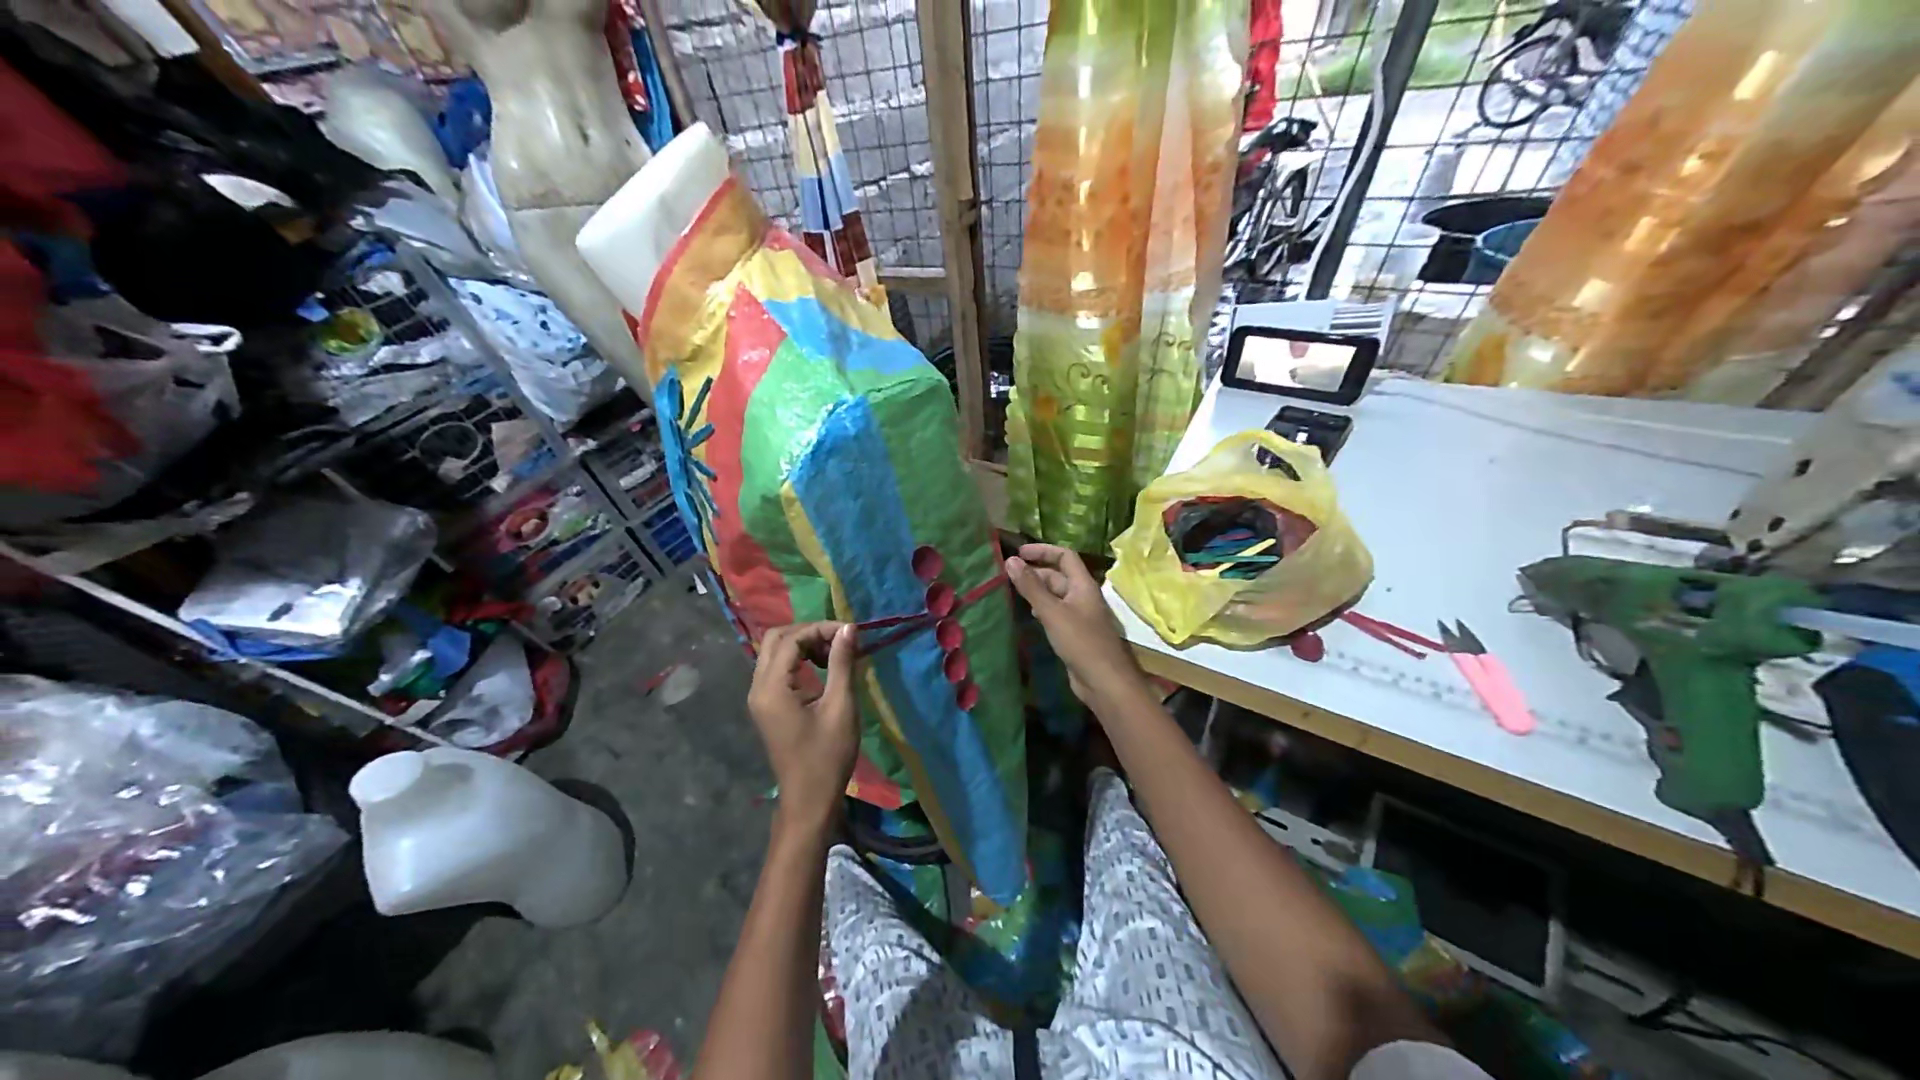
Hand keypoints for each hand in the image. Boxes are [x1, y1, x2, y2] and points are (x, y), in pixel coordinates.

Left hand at [748, 622, 858, 835]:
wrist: (809, 799)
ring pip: (774, 653)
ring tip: (835, 653)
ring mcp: (759, 698)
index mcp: (772, 688)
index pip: (791, 639)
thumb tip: (849, 628)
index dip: (821, 628)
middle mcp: (758, 688)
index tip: (851, 633)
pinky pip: (777, 669)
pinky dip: (798, 660)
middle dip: (808, 632)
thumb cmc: (827, 756)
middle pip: (775, 639)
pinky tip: (823, 669)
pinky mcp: (767, 706)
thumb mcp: (840, 706)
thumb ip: (841, 663)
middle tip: (839, 640)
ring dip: (803, 645)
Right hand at [1005, 544, 1145, 711]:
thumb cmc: (1080, 641)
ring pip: (1056, 595)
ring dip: (1037, 590)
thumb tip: (1011, 560)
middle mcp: (1082, 596)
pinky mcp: (1075, 633)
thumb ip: (1031, 587)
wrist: (1104, 680)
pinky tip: (1030, 614)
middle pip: (1058, 575)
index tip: (1018, 553)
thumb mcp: (1052, 611)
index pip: (1065, 556)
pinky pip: (1056, 613)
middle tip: (1009, 576)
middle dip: (1036, 572)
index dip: (1043, 551)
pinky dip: (1042, 609)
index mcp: (1083, 585)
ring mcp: (1080, 615)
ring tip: (1014, 592)